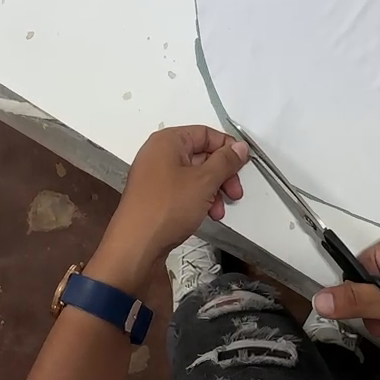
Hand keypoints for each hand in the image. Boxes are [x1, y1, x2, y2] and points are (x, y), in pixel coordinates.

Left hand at [88, 126, 247, 293]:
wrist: (136, 246)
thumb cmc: (166, 208)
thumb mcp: (204, 181)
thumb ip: (225, 161)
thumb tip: (239, 148)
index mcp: (168, 141)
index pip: (205, 133)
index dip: (227, 147)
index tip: (243, 163)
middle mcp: (159, 154)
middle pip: (201, 155)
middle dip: (222, 174)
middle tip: (235, 191)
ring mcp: (155, 175)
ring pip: (194, 175)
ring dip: (213, 190)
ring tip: (220, 210)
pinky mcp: (155, 196)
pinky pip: (183, 190)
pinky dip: (199, 199)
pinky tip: (207, 214)